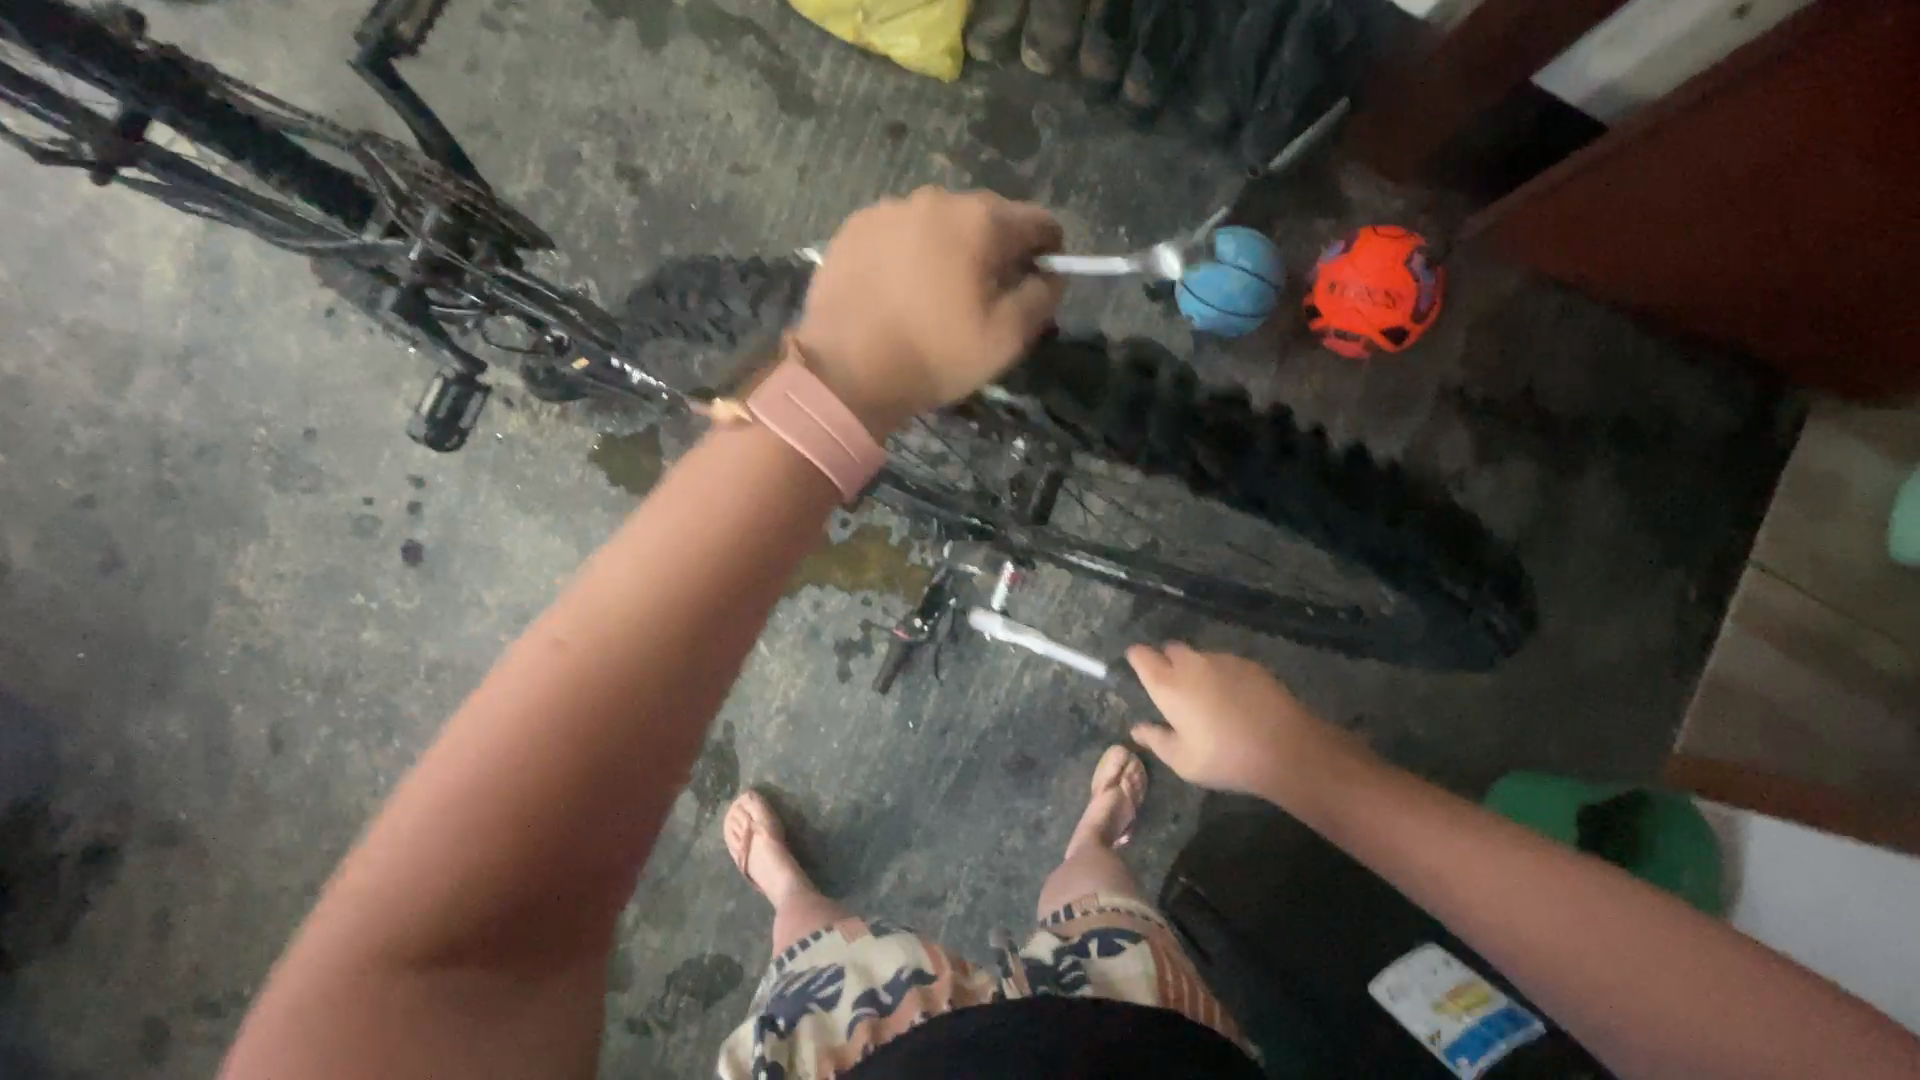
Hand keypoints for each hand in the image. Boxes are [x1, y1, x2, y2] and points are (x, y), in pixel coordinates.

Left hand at [795, 187, 1064, 433]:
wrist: (846, 373)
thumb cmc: (935, 356)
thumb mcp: (1007, 338)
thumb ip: (1042, 298)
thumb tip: (1051, 276)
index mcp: (981, 220)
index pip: (1038, 222)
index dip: (1046, 254)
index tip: (1035, 286)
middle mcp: (936, 199)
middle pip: (987, 219)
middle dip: (994, 252)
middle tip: (981, 299)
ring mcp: (888, 209)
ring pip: (939, 225)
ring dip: (948, 251)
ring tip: (933, 298)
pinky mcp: (853, 229)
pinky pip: (898, 235)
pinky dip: (907, 256)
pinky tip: (897, 293)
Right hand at [1126, 644, 1362, 799]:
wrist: (1286, 748)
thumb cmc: (1225, 758)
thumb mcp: (1183, 760)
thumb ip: (1156, 740)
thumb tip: (1137, 729)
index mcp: (1168, 685)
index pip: (1141, 655)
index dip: (1136, 659)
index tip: (1137, 669)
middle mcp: (1192, 664)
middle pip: (1170, 649)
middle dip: (1166, 661)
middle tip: (1173, 689)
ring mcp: (1223, 660)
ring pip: (1199, 656)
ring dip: (1196, 669)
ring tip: (1207, 698)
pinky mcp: (1250, 664)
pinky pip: (1225, 663)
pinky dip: (1222, 675)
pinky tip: (1234, 699)